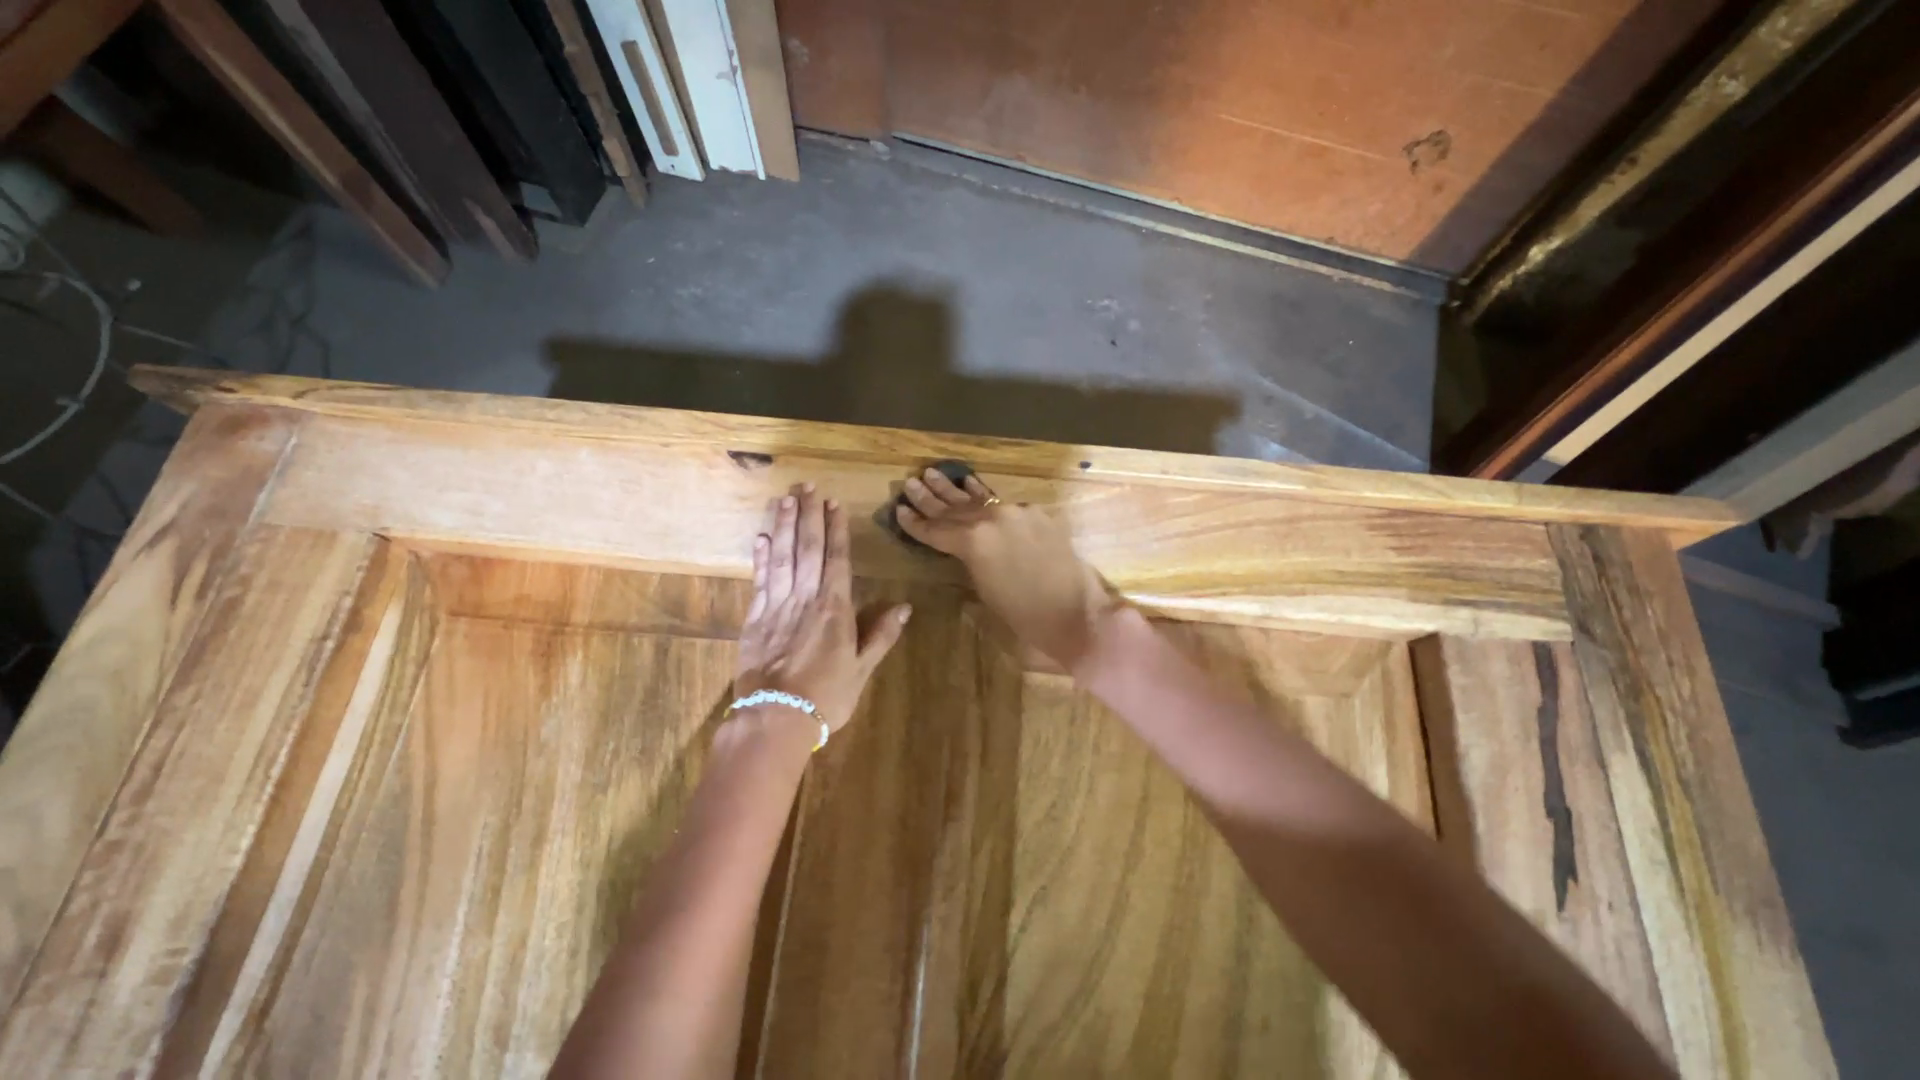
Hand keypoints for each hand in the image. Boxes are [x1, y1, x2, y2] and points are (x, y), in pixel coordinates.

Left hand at [735, 484, 910, 737]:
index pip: (837, 559)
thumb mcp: (862, 670)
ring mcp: (776, 606)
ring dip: (784, 525)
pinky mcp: (754, 618)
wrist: (776, 717)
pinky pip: (760, 579)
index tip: (834, 503)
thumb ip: (880, 635)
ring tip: (786, 499)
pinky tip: (761, 537)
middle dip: (809, 515)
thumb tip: (904, 607)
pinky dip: (761, 557)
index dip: (836, 529)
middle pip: (808, 548)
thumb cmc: (826, 697)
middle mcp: (805, 598)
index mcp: (835, 608)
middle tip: (807, 485)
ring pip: (781, 556)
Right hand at [894, 467, 1120, 673]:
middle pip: (953, 509)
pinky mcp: (1036, 514)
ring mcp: (1016, 512)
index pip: (936, 530)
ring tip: (933, 473)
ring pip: (978, 499)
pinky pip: (1003, 504)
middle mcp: (991, 519)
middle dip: (930, 498)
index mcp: (972, 542)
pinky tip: (973, 487)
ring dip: (954, 489)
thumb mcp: (984, 589)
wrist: (1075, 611)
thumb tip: (964, 548)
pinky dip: (985, 497)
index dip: (916, 523)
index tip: (899, 511)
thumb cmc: (1024, 615)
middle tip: (910, 483)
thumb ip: (970, 560)